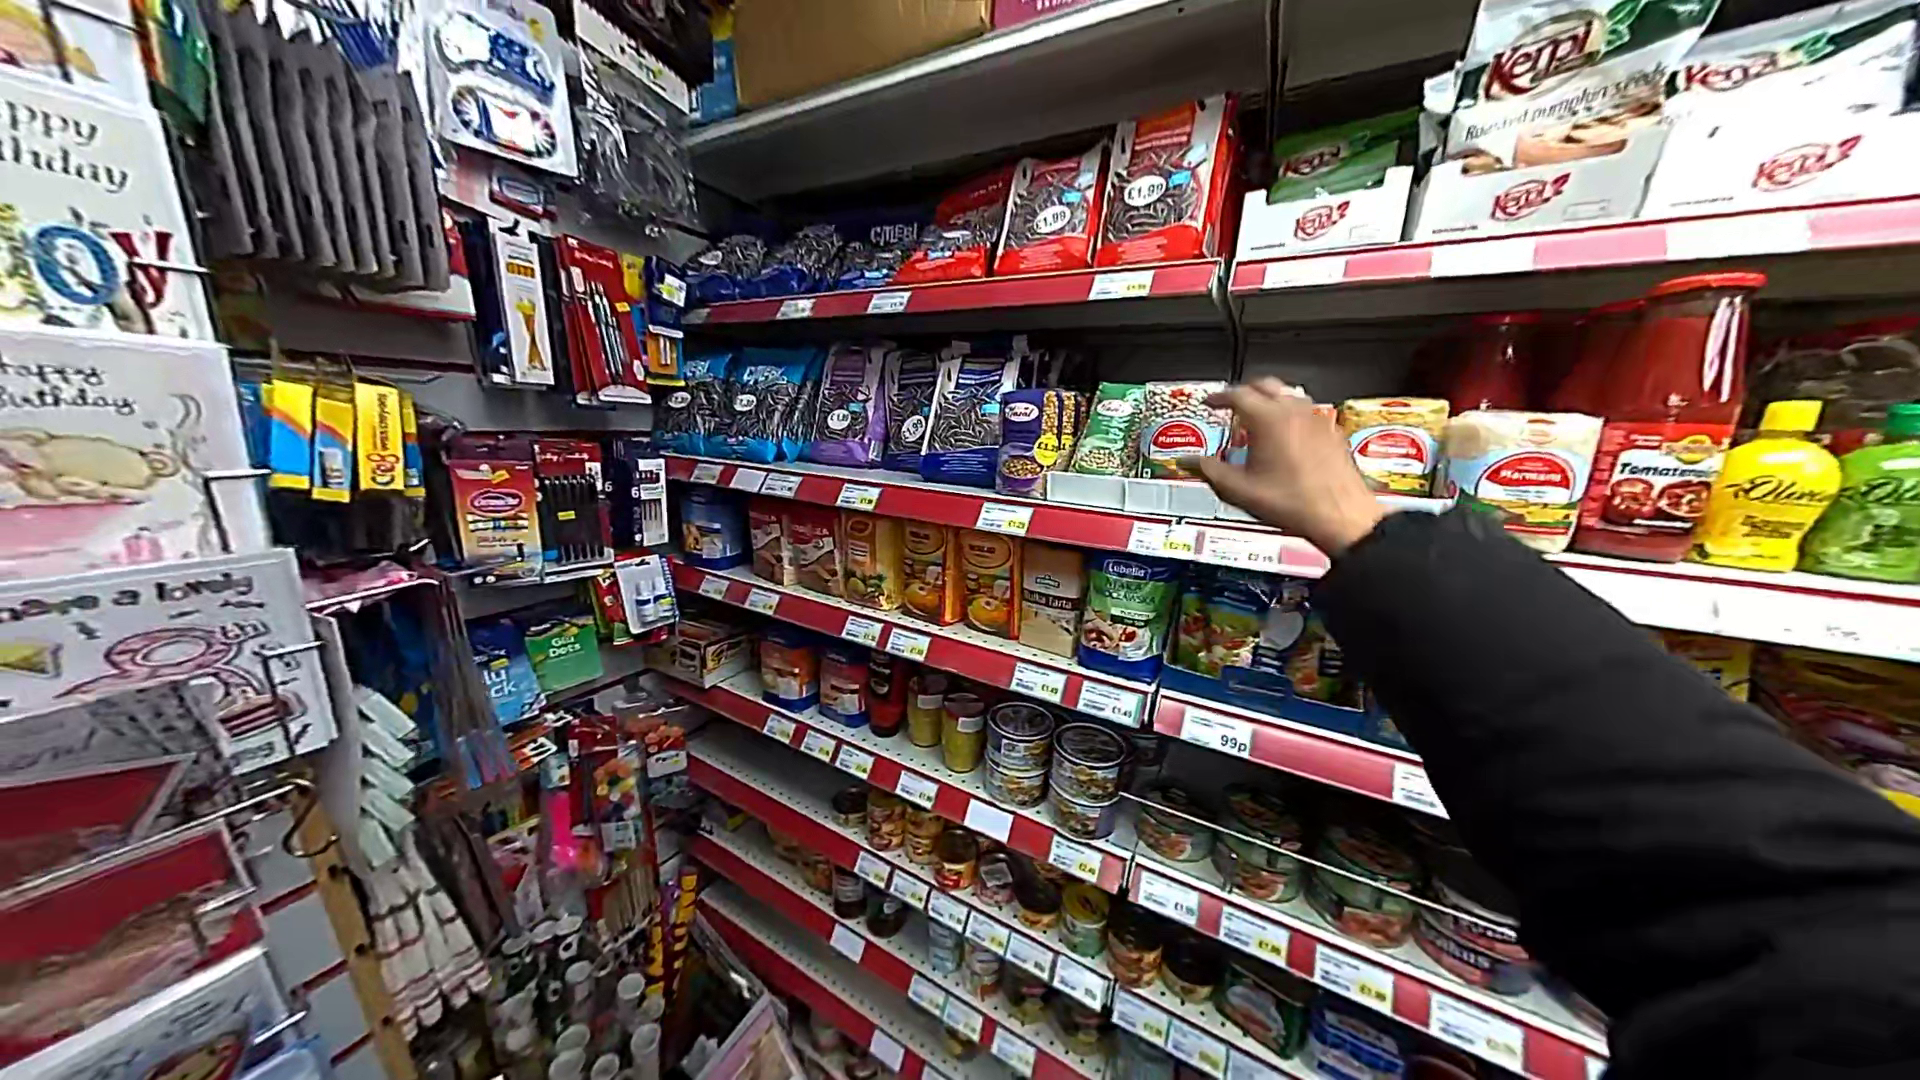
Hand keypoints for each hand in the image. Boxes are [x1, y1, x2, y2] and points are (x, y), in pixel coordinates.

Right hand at [1178, 379, 1386, 556]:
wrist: (1339, 516)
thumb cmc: (1294, 502)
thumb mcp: (1239, 489)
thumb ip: (1209, 470)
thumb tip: (1189, 462)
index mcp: (1269, 419)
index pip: (1238, 394)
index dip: (1219, 397)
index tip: (1210, 402)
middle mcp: (1295, 412)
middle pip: (1265, 386)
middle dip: (1244, 392)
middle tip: (1230, 404)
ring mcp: (1317, 420)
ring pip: (1287, 396)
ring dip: (1268, 402)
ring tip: (1254, 421)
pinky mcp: (1331, 433)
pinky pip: (1305, 412)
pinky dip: (1288, 415)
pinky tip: (1281, 438)